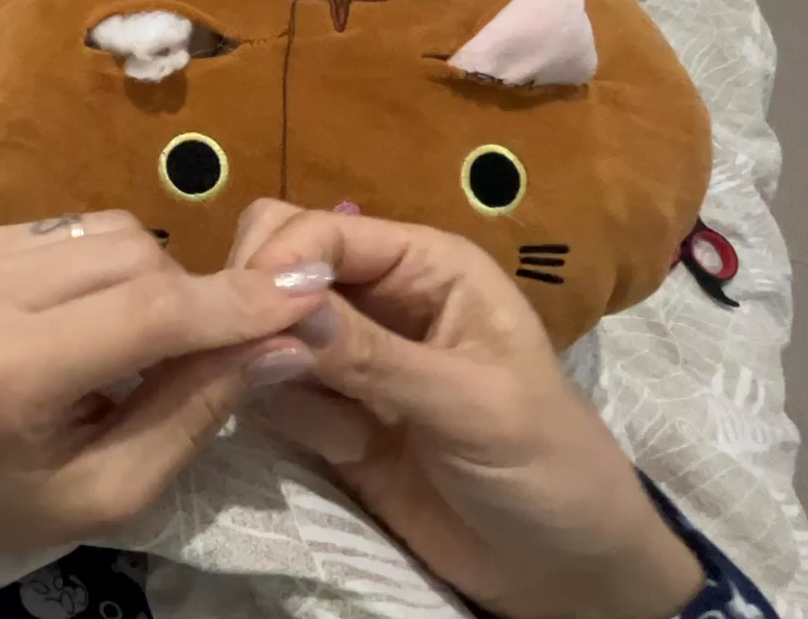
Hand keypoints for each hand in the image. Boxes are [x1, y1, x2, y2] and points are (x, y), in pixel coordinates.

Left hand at [0, 211, 335, 582]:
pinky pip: (78, 228)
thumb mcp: (112, 488)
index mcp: (10, 369)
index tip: (310, 294)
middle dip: (190, 297)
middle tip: (197, 352)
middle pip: (135, 256)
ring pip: (112, 231)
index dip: (232, 302)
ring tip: (133, 340)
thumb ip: (195, 411)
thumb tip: (284, 340)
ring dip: (150, 278)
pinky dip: (108, 265)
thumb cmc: (9, 500)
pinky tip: (90, 313)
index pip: (146, 313)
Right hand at [231, 200, 703, 618]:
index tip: (249, 310)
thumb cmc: (549, 471)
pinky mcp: (320, 397)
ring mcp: (340, 346)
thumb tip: (283, 304)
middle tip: (258, 352)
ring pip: (260, 321)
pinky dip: (286, 410)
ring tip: (335, 420)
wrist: (559, 575)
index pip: (322, 230)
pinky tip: (346, 446)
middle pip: (275, 257)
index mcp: (421, 263)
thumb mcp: (474, 407)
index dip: (281, 260)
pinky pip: (266, 381)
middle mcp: (371, 291)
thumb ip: (375, 355)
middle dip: (258, 301)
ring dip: (273, 365)